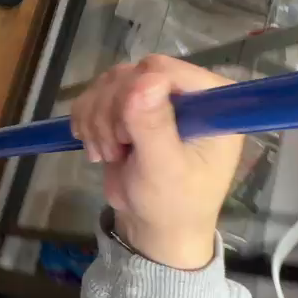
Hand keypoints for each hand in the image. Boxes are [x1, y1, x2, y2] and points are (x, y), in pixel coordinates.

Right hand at [69, 56, 240, 269]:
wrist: (153, 227)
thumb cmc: (173, 203)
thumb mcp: (164, 169)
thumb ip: (154, 126)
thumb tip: (143, 82)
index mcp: (211, 102)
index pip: (163, 70)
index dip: (134, 95)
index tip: (127, 134)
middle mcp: (184, 92)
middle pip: (129, 74)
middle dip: (110, 113)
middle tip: (115, 149)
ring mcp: (154, 99)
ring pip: (107, 83)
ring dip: (95, 118)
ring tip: (106, 153)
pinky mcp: (127, 108)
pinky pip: (94, 95)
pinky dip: (85, 119)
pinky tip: (95, 146)